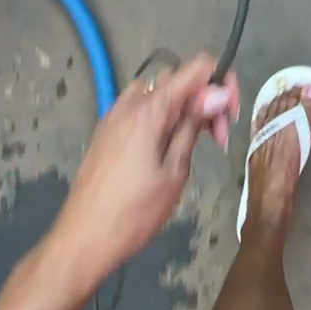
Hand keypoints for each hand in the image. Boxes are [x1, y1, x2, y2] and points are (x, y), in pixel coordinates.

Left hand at [49, 54, 240, 275]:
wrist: (80, 242)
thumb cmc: (133, 213)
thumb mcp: (175, 171)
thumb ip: (194, 126)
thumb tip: (218, 92)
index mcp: (150, 108)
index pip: (197, 67)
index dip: (222, 82)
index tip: (230, 114)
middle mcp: (130, 102)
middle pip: (179, 78)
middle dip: (205, 99)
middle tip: (217, 139)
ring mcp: (114, 115)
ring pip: (159, 92)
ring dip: (183, 107)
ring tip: (193, 144)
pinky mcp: (106, 131)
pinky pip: (141, 108)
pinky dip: (161, 116)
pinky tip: (166, 148)